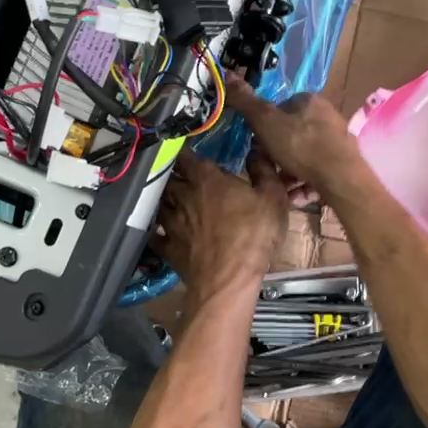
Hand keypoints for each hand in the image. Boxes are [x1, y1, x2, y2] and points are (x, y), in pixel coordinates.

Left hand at [155, 150, 287, 301]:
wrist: (229, 280)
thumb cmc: (254, 236)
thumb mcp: (273, 198)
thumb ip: (264, 170)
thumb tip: (257, 149)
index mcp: (207, 180)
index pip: (187, 156)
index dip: (184, 151)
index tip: (184, 147)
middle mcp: (184, 197)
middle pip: (169, 179)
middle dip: (173, 175)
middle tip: (179, 175)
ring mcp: (172, 224)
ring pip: (159, 204)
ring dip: (163, 200)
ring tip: (169, 200)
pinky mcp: (168, 248)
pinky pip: (155, 236)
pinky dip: (155, 231)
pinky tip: (158, 231)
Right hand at [223, 77, 371, 203]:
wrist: (340, 177)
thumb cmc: (300, 145)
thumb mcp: (265, 121)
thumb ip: (245, 102)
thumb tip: (227, 74)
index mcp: (309, 101)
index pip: (281, 109)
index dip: (265, 128)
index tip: (256, 146)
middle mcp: (327, 117)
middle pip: (293, 136)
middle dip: (277, 156)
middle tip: (265, 171)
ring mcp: (337, 142)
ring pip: (305, 158)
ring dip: (289, 175)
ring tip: (279, 191)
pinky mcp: (344, 165)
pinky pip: (317, 174)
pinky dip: (304, 186)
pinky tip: (295, 198)